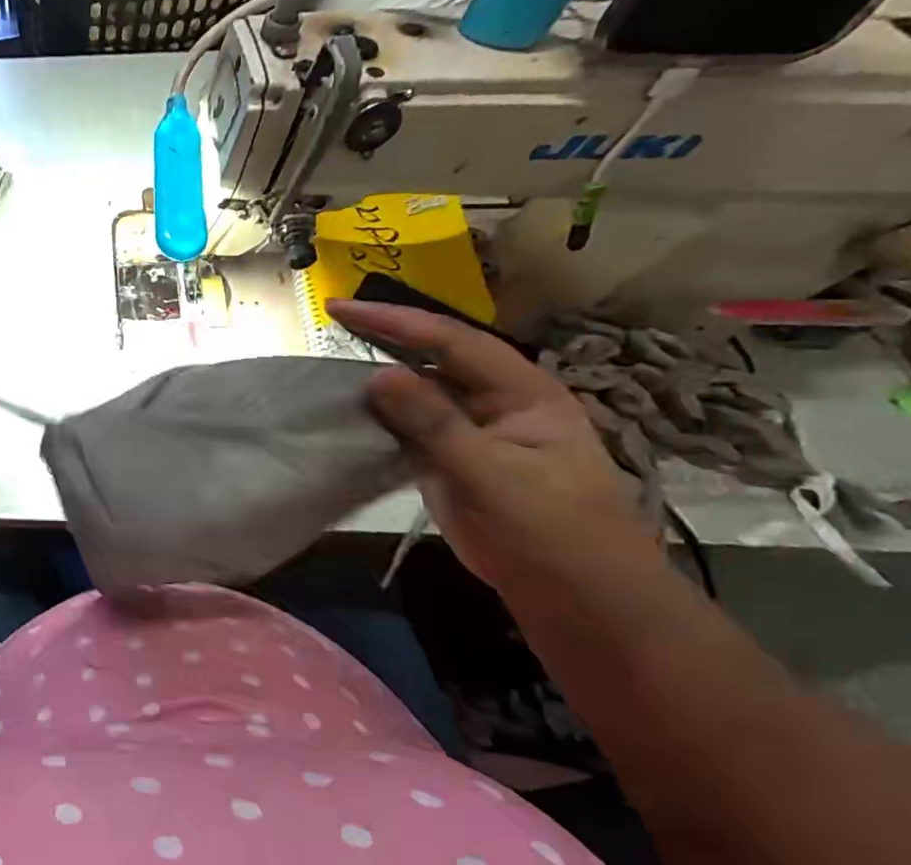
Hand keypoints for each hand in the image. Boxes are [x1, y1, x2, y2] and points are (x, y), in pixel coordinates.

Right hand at [327, 300, 660, 594]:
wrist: (579, 604)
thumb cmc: (554, 533)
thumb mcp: (495, 475)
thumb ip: (435, 424)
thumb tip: (378, 377)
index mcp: (522, 390)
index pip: (451, 340)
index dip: (395, 320)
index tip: (339, 307)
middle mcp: (494, 400)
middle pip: (432, 358)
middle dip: (385, 337)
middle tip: (332, 318)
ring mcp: (471, 432)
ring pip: (418, 393)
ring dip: (378, 379)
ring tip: (331, 362)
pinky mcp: (451, 462)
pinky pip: (408, 430)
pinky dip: (379, 419)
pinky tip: (349, 411)